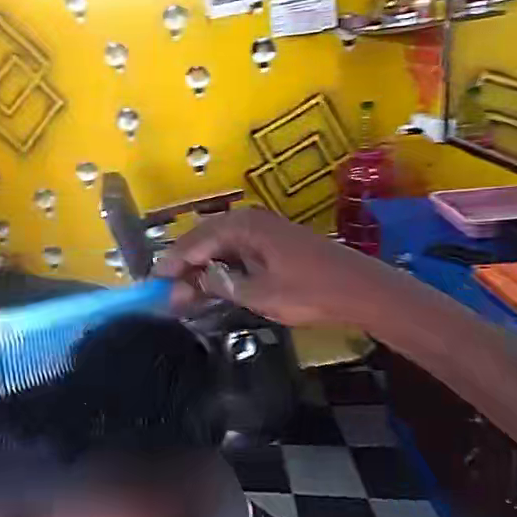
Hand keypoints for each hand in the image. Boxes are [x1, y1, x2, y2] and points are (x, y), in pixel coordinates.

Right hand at [154, 208, 385, 327]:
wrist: (362, 290)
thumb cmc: (309, 291)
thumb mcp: (259, 293)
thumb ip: (221, 285)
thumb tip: (192, 282)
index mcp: (242, 226)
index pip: (195, 242)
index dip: (172, 263)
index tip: (153, 282)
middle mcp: (248, 221)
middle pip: (203, 241)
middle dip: (184, 267)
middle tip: (167, 292)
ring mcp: (261, 231)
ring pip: (218, 247)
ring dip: (201, 270)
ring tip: (184, 295)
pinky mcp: (272, 244)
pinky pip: (235, 252)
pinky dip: (220, 269)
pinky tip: (212, 287)